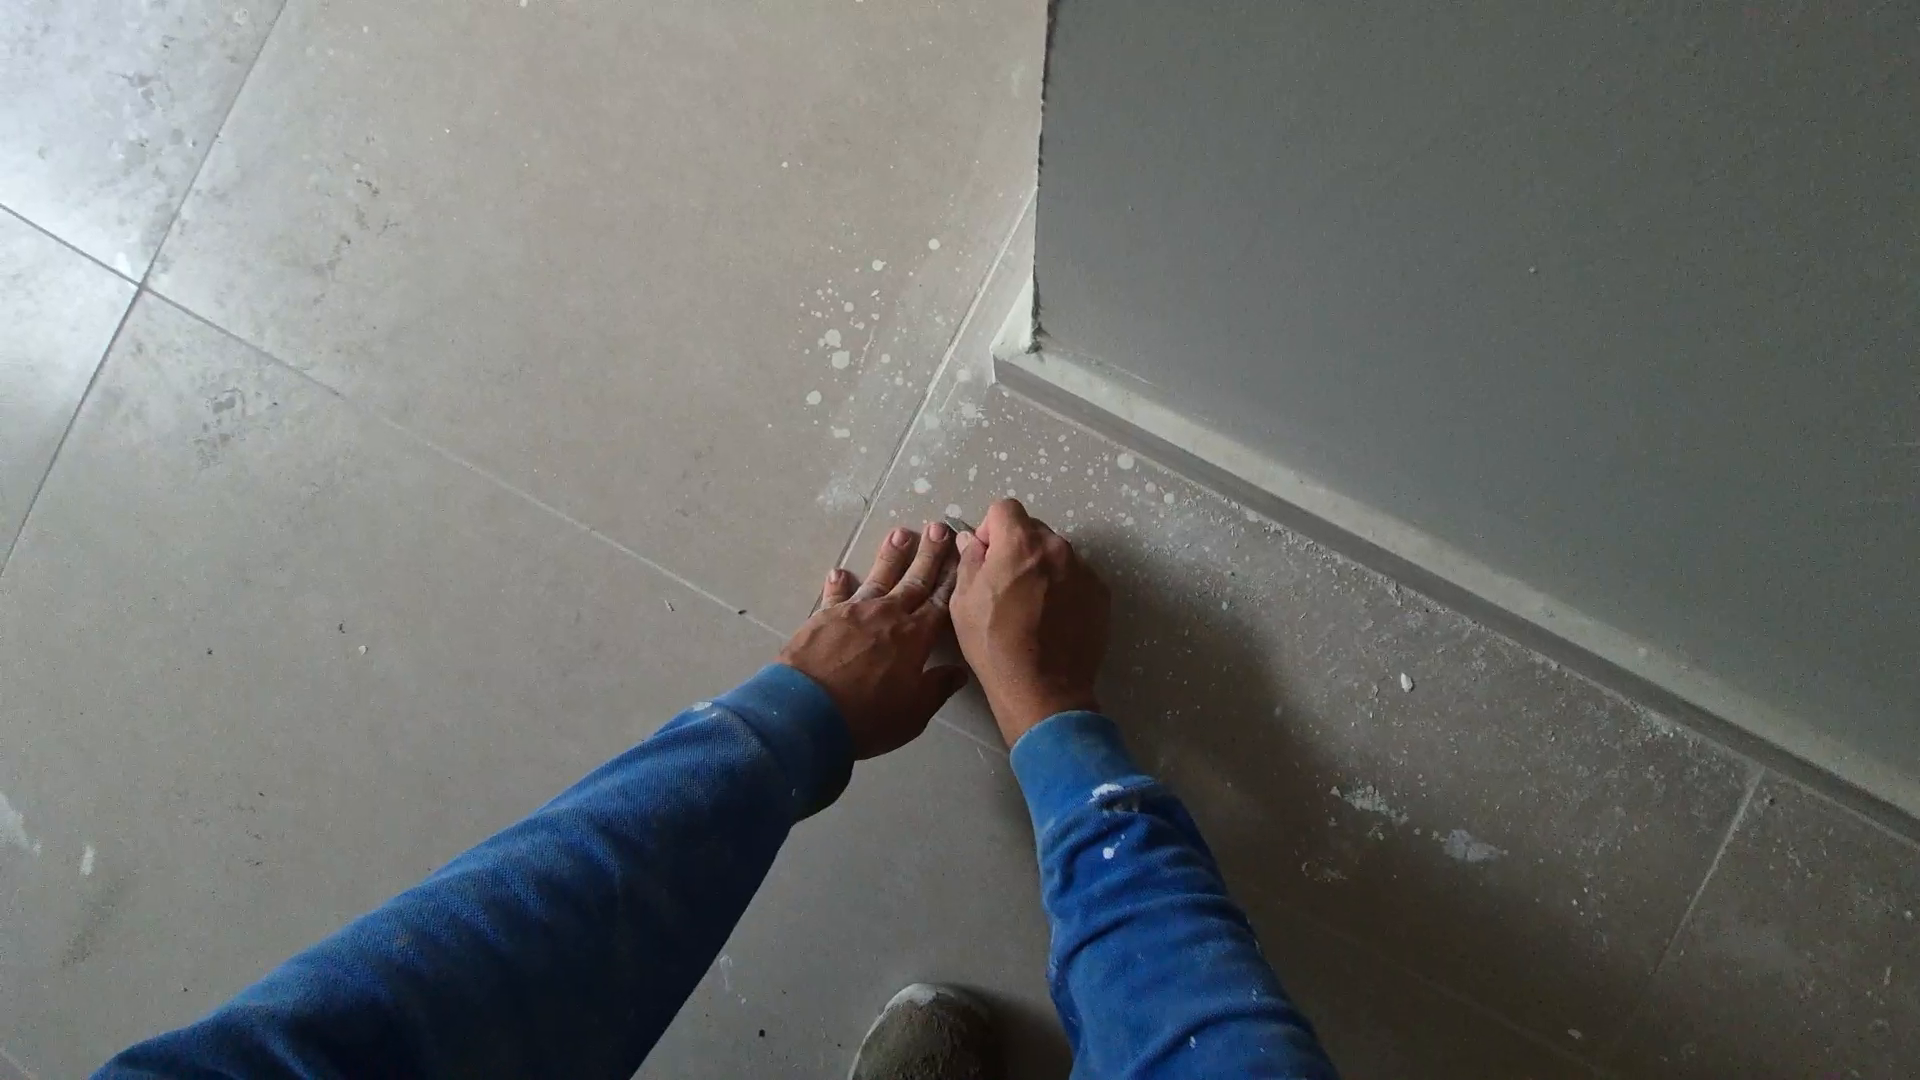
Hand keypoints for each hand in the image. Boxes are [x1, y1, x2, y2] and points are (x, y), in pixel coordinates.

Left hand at [777, 523, 969, 758]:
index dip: (953, 578)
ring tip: (900, 533)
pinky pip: (835, 595)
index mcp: (916, 636)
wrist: (808, 712)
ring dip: (891, 556)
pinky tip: (840, 572)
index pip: (941, 601)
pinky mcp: (824, 616)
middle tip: (938, 527)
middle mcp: (889, 615)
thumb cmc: (869, 716)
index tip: (963, 554)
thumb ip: (937, 688)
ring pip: (879, 577)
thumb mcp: (914, 712)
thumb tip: (959, 672)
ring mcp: (855, 612)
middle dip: (929, 554)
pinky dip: (839, 584)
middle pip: (914, 579)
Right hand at [950, 499, 1110, 747]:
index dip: (991, 528)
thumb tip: (973, 541)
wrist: (1042, 687)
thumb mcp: (963, 600)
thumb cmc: (994, 643)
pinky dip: (1063, 588)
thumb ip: (970, 560)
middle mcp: (1057, 547)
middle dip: (1017, 547)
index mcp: (1021, 542)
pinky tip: (1052, 618)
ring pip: (1056, 554)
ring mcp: (1084, 570)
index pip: (1005, 508)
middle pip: (1033, 530)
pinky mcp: (1101, 594)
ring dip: (1041, 567)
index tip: (986, 556)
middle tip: (1005, 583)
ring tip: (1031, 605)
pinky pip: (1076, 577)